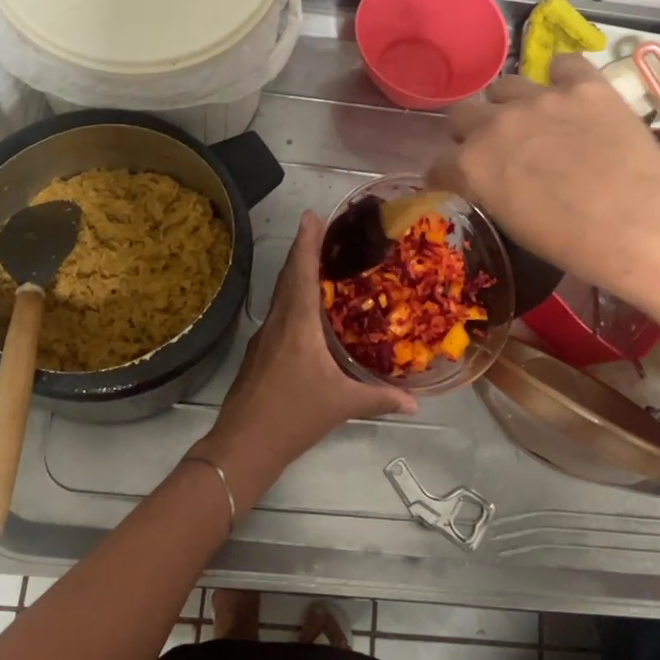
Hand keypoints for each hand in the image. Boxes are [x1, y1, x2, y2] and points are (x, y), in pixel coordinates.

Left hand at [192, 212, 416, 510]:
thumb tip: (416, 402)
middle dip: (302, 250)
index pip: (302, 273)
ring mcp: (263, 338)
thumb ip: (379, 399)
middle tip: (319, 229)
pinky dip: (291, 300)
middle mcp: (277, 323)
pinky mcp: (258, 353)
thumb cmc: (293, 417)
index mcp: (297, 326)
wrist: (243, 444)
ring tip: (316, 261)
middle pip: (288, 277)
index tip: (311, 215)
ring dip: (295, 274)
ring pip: (280, 296)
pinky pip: (277, 315)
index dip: (307, 242)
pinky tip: (303, 310)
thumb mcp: (341, 406)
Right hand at [427, 53, 659, 296]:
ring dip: (512, 103)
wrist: (641, 224)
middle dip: (473, 131)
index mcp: (471, 167)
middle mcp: (495, 125)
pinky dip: (563, 77)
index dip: (448, 175)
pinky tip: (573, 92)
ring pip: (506, 86)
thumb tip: (499, 186)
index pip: (438, 165)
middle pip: (462, 114)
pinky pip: (563, 64)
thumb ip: (495, 195)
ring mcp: (539, 99)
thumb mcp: (517, 228)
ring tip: (534, 119)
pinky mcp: (583, 85)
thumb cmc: (576, 245)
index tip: (459, 182)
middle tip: (497, 149)